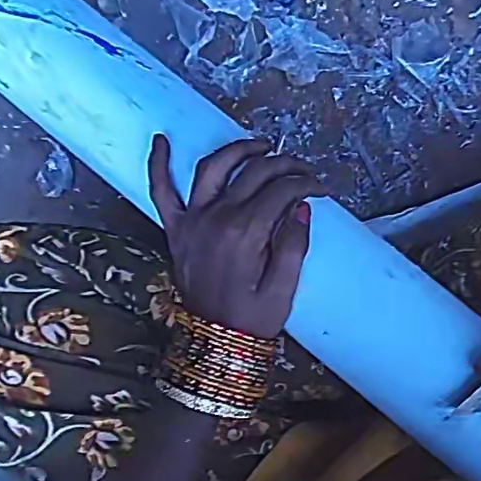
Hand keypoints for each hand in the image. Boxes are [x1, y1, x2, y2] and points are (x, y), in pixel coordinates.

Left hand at [148, 134, 319, 336]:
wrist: (215, 340)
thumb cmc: (253, 318)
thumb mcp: (284, 288)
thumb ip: (293, 245)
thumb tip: (302, 207)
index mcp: (245, 232)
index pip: (281, 191)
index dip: (306, 184)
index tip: (322, 189)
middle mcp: (216, 217)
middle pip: (254, 173)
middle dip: (285, 164)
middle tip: (304, 169)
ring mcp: (192, 220)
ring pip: (213, 167)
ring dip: (239, 150)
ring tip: (261, 145)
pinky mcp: (176, 228)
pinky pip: (161, 190)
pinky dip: (158, 163)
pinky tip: (163, 140)